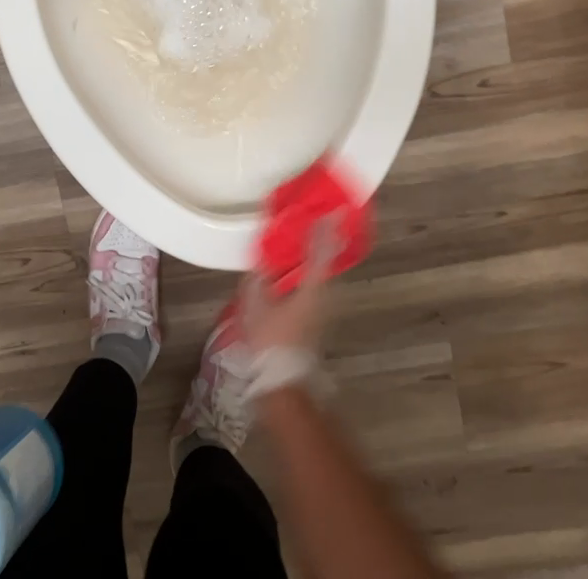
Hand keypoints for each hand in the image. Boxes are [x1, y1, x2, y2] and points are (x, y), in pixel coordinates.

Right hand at [240, 217, 339, 359]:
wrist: (283, 379)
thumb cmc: (269, 339)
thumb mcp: (256, 304)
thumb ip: (260, 276)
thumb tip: (263, 256)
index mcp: (312, 288)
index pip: (322, 251)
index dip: (326, 229)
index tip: (332, 209)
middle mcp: (325, 295)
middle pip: (326, 259)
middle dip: (322, 237)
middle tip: (316, 216)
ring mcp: (324, 307)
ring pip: (322, 272)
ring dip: (315, 253)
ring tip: (304, 234)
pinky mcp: (319, 316)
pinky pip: (316, 283)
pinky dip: (309, 269)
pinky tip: (296, 265)